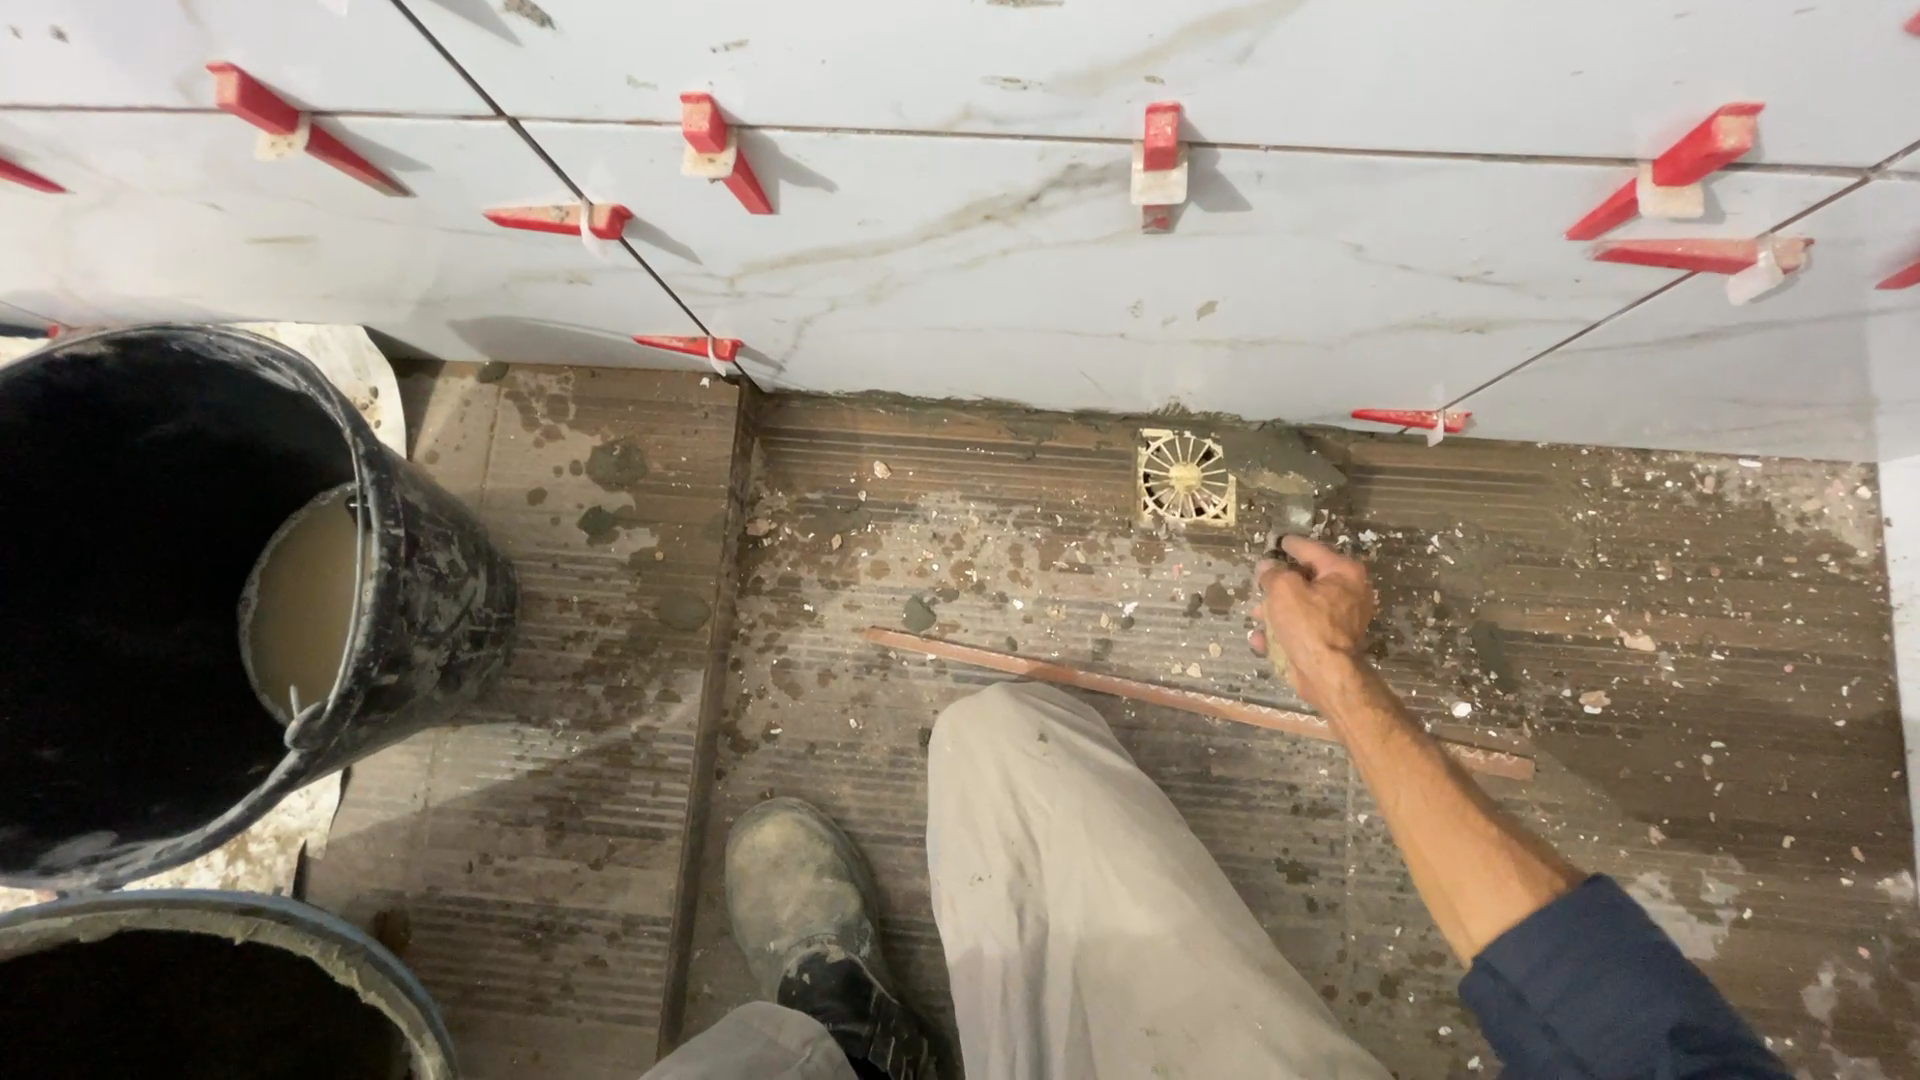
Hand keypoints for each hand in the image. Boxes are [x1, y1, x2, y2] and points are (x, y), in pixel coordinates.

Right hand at [1249, 535, 1375, 711]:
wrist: (1326, 673)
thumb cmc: (1307, 624)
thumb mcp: (1282, 589)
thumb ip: (1272, 573)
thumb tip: (1267, 567)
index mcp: (1344, 573)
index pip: (1312, 550)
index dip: (1292, 545)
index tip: (1280, 541)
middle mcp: (1349, 593)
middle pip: (1307, 579)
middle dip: (1280, 583)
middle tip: (1261, 582)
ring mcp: (1342, 619)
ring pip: (1302, 606)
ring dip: (1276, 610)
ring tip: (1256, 615)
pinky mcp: (1330, 641)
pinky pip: (1303, 629)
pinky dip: (1283, 631)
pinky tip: (1261, 638)